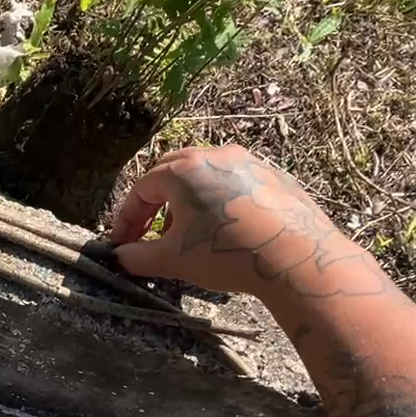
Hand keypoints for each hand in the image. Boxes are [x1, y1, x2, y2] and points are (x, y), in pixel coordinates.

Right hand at [108, 144, 387, 303]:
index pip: (141, 189)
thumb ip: (137, 257)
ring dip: (183, 204)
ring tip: (182, 236)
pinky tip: (218, 231)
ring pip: (202, 177)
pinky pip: (230, 183)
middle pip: (169, 174)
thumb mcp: (171, 260)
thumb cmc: (225, 253)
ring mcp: (247, 162)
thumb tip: (120, 256)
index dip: (125, 219)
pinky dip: (213, 203)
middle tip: (145, 234)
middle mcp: (215, 155)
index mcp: (184, 170)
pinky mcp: (272, 176)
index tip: (121, 244)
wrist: (295, 256)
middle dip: (152, 206)